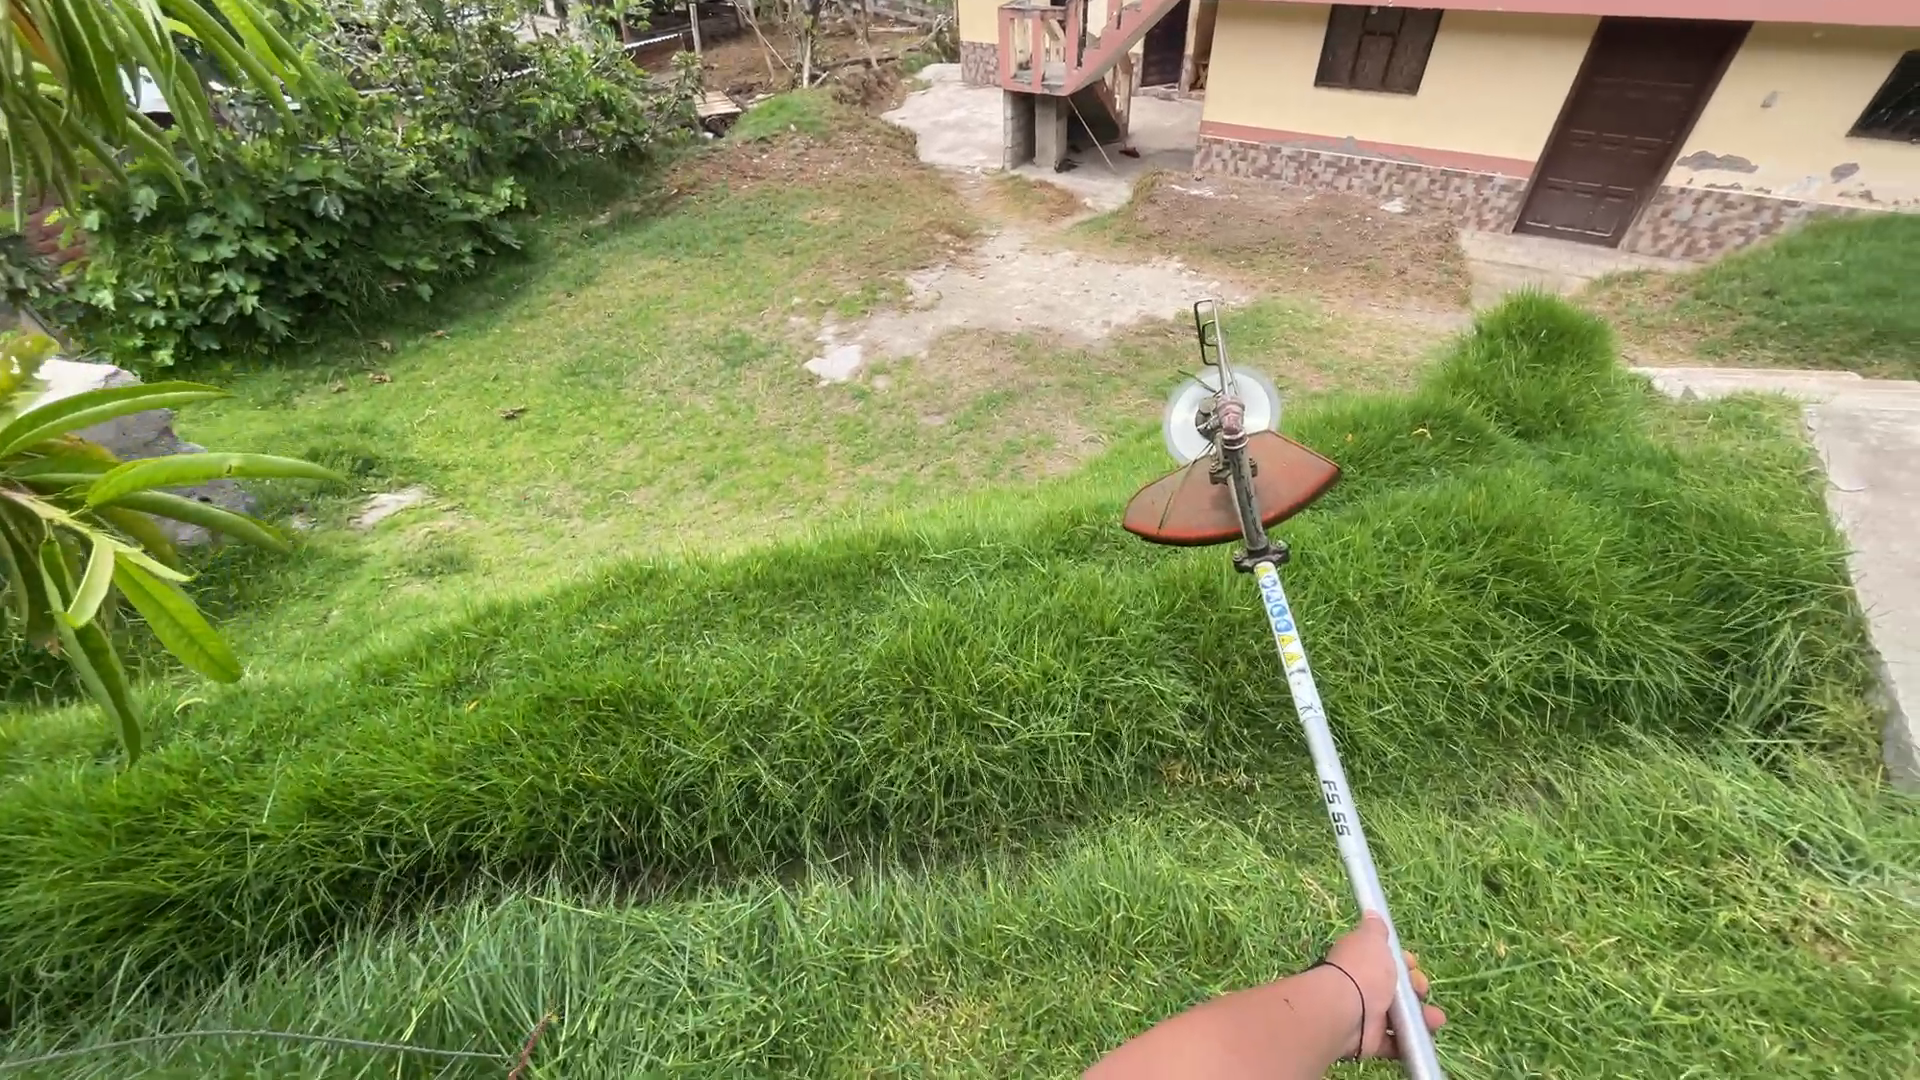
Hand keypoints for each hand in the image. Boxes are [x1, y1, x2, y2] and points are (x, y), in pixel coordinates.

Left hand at [1324, 913, 1446, 1058]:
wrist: (1348, 1009)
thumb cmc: (1363, 970)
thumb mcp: (1372, 940)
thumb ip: (1375, 930)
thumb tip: (1372, 913)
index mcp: (1361, 959)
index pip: (1386, 960)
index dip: (1404, 962)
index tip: (1412, 963)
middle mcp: (1363, 984)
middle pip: (1397, 988)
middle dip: (1416, 989)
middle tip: (1420, 989)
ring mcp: (1367, 1012)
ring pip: (1401, 1017)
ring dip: (1422, 1018)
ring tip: (1434, 1019)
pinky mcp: (1371, 1039)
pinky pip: (1395, 1042)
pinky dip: (1410, 1041)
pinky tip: (1423, 1037)